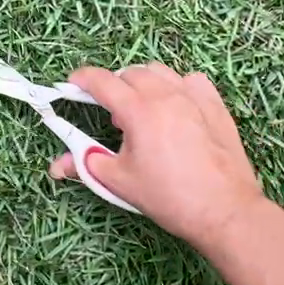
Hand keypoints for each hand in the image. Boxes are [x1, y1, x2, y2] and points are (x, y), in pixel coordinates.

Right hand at [50, 62, 266, 245]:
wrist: (226, 212)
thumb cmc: (169, 197)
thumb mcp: (120, 182)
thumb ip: (86, 164)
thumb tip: (57, 166)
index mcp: (138, 110)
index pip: (101, 81)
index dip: (81, 79)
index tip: (71, 85)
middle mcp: (165, 95)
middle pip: (129, 73)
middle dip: (114, 86)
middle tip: (112, 114)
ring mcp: (193, 97)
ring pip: (159, 72)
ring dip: (143, 83)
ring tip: (142, 109)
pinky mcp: (216, 106)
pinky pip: (191, 81)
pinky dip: (177, 86)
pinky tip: (176, 108)